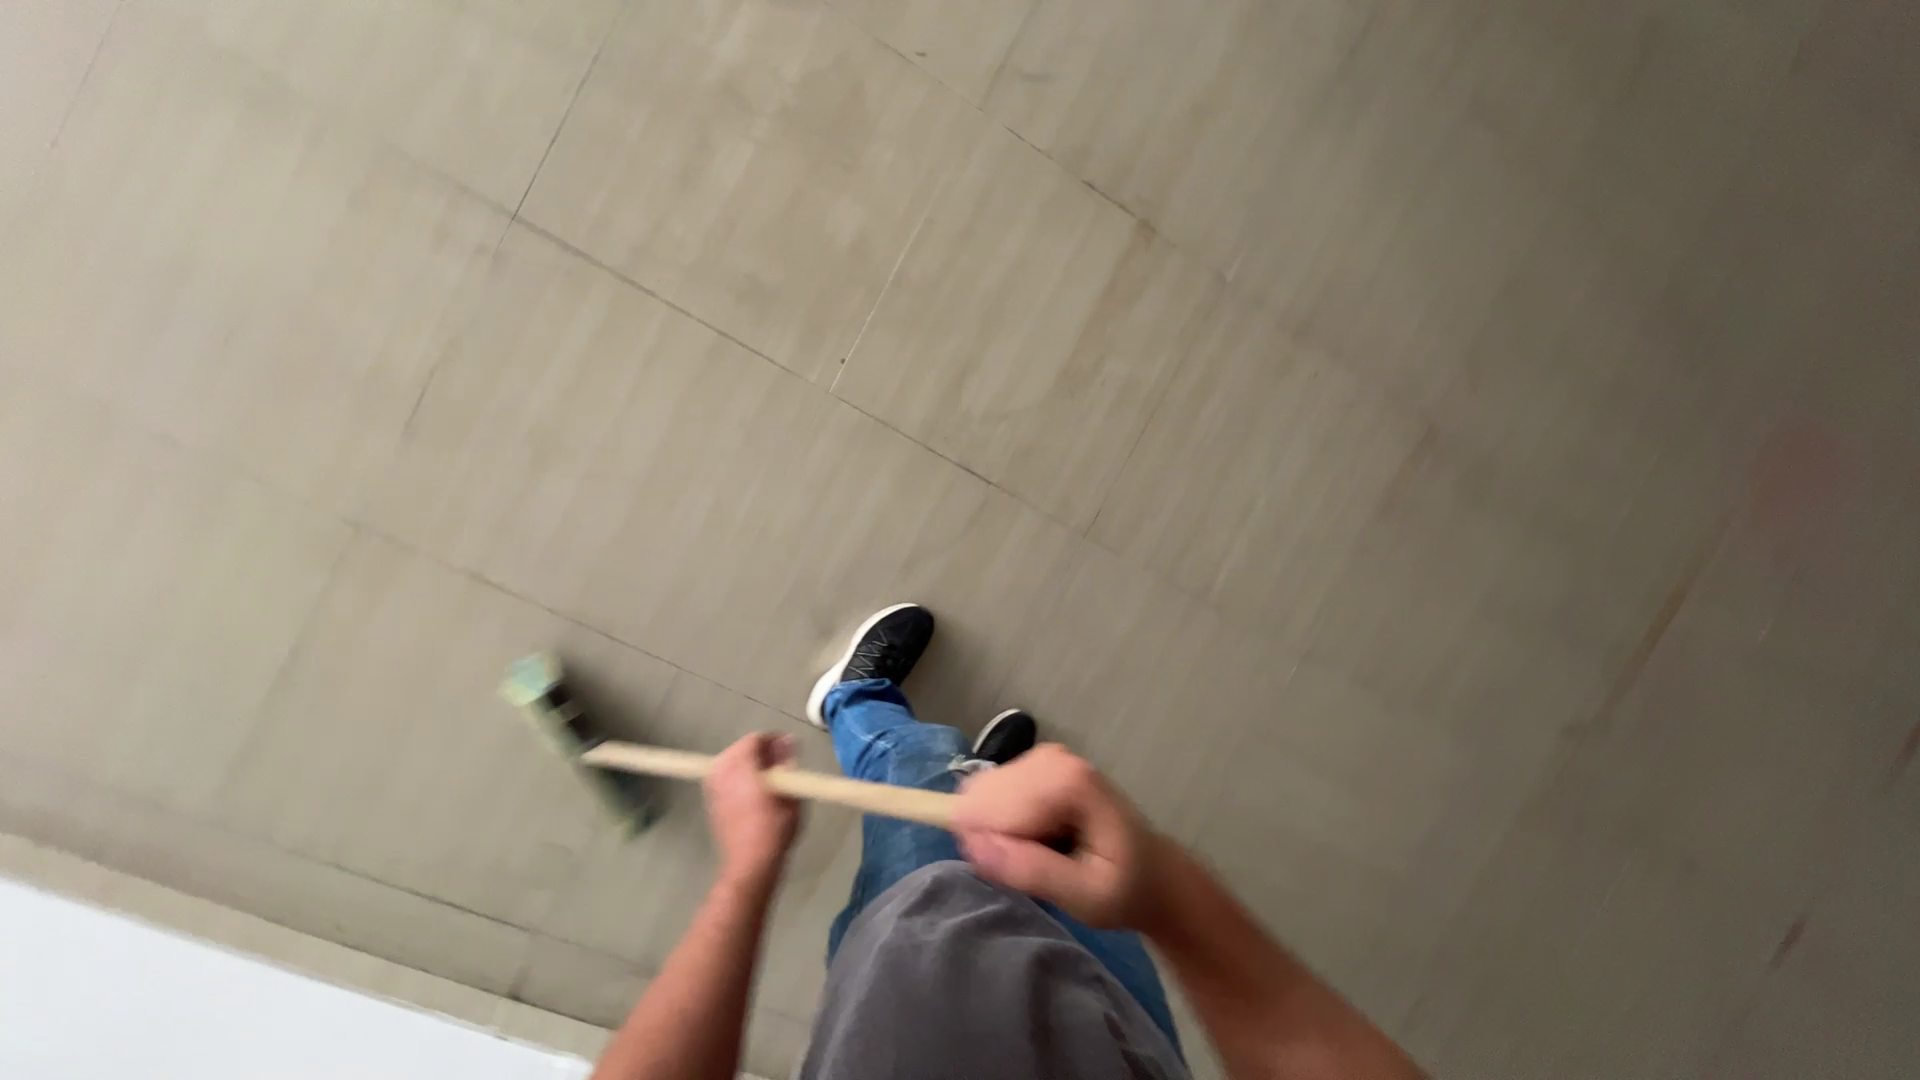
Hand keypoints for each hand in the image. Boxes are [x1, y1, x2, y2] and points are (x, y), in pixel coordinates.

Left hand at [703, 733, 801, 883]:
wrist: (750, 864)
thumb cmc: (776, 831)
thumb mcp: (791, 796)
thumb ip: (787, 765)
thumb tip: (788, 742)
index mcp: (744, 770)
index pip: (753, 740)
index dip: (771, 740)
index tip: (786, 747)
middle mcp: (724, 775)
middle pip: (738, 748)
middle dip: (758, 750)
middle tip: (777, 761)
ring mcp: (714, 788)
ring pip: (728, 761)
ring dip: (745, 762)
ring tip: (764, 774)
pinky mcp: (711, 801)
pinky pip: (721, 776)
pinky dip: (734, 775)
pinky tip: (750, 787)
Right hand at [952, 744, 1168, 929]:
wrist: (1151, 874)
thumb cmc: (1125, 890)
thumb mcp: (1085, 898)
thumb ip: (1031, 871)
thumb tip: (974, 844)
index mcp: (1070, 781)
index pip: (994, 804)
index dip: (988, 842)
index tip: (1003, 874)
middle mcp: (1052, 758)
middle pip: (983, 793)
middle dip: (991, 836)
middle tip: (1025, 869)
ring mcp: (1042, 758)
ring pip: (982, 793)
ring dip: (995, 831)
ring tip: (1035, 855)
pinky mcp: (1034, 766)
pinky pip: (990, 794)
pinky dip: (1000, 823)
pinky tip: (1033, 840)